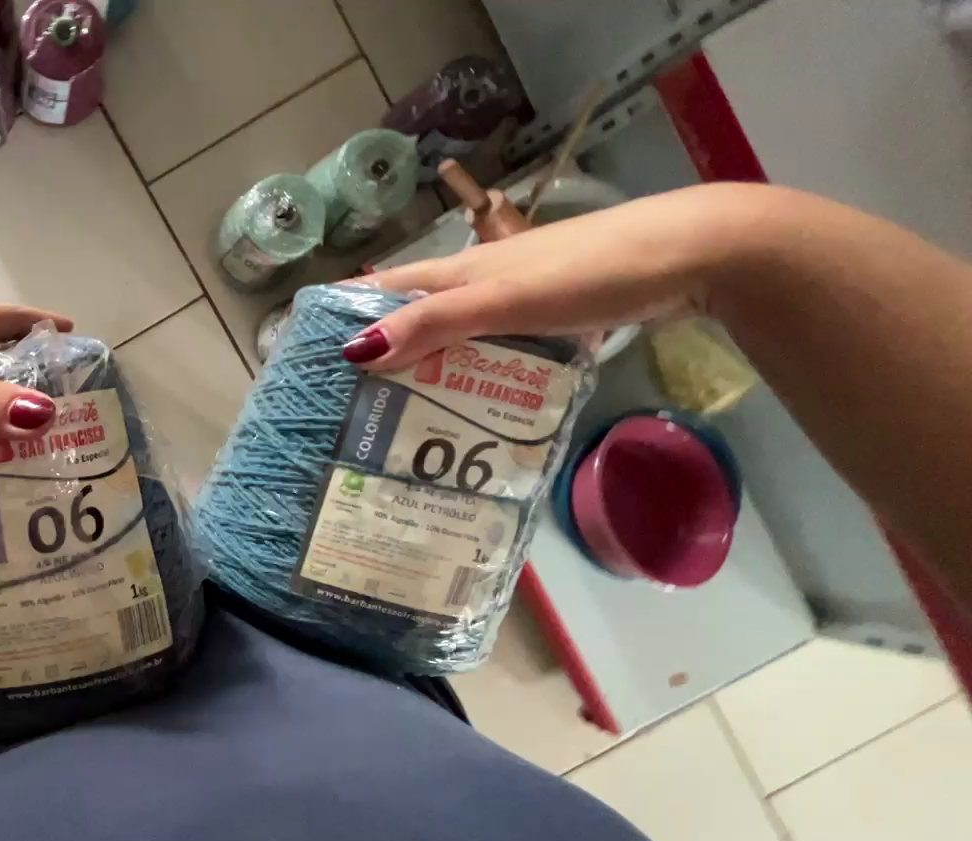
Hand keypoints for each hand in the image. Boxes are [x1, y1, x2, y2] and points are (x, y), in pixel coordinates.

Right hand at [344, 184, 772, 370]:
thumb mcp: (501, 299)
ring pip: (448, 339)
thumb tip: (353, 354)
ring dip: (420, 372)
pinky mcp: (547, 319)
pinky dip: (467, 377)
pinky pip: (488, 352)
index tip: (305, 359)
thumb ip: (431, 322)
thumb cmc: (592, 270)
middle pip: (408, 318)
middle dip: (373, 356)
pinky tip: (467, 408)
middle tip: (344, 409)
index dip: (339, 317)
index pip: (377, 291)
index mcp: (455, 273)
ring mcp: (512, 301)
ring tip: (393, 423)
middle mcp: (474, 283)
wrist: (701, 252)